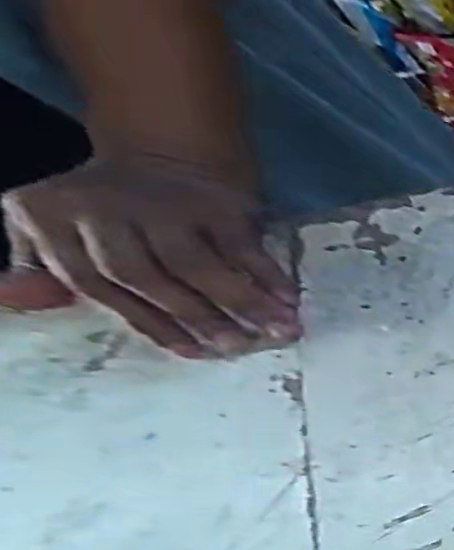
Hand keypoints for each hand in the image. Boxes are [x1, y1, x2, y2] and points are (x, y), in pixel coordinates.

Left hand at [0, 154, 300, 357]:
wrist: (166, 157)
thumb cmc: (119, 216)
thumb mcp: (61, 232)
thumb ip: (44, 269)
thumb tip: (14, 300)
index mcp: (46, 216)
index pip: (91, 281)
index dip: (146, 321)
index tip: (195, 352)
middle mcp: (95, 207)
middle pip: (141, 274)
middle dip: (195, 316)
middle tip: (237, 346)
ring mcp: (159, 204)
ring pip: (193, 264)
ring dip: (241, 303)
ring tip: (279, 332)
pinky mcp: (212, 203)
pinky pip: (241, 247)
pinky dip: (267, 277)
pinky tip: (289, 301)